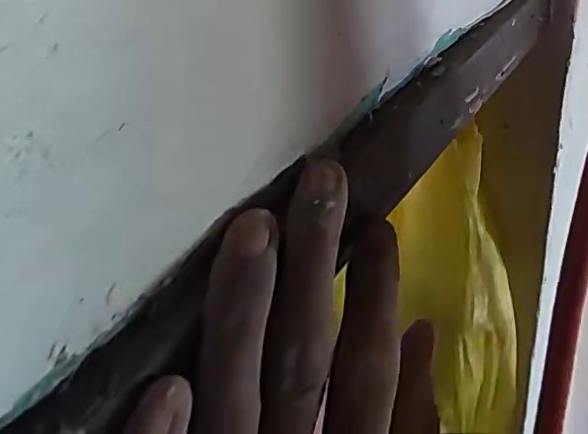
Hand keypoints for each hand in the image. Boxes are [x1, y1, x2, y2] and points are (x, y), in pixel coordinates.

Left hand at [127, 161, 437, 433]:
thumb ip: (408, 420)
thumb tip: (423, 331)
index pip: (366, 369)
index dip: (376, 293)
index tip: (379, 220)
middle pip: (305, 358)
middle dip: (317, 264)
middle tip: (321, 177)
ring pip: (237, 395)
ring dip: (243, 313)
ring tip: (250, 226)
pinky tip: (163, 387)